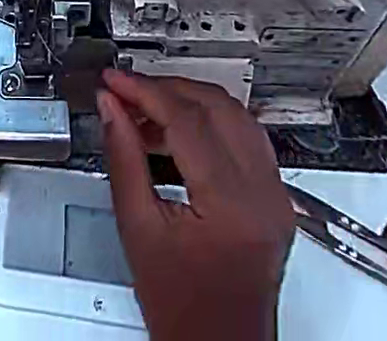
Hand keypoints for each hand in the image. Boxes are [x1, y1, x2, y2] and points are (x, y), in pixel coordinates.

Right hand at [96, 69, 294, 340]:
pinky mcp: (275, 198)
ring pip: (235, 114)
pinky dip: (208, 120)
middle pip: (217, 107)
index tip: (114, 81)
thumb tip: (110, 106)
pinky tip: (174, 127)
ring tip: (144, 105)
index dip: (144, 91)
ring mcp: (276, 197)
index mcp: (232, 207)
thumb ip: (123, 156)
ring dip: (188, 100)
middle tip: (125, 89)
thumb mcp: (136, 226)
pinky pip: (245, 136)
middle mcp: (265, 197)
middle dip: (165, 88)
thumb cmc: (181, 305)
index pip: (187, 120)